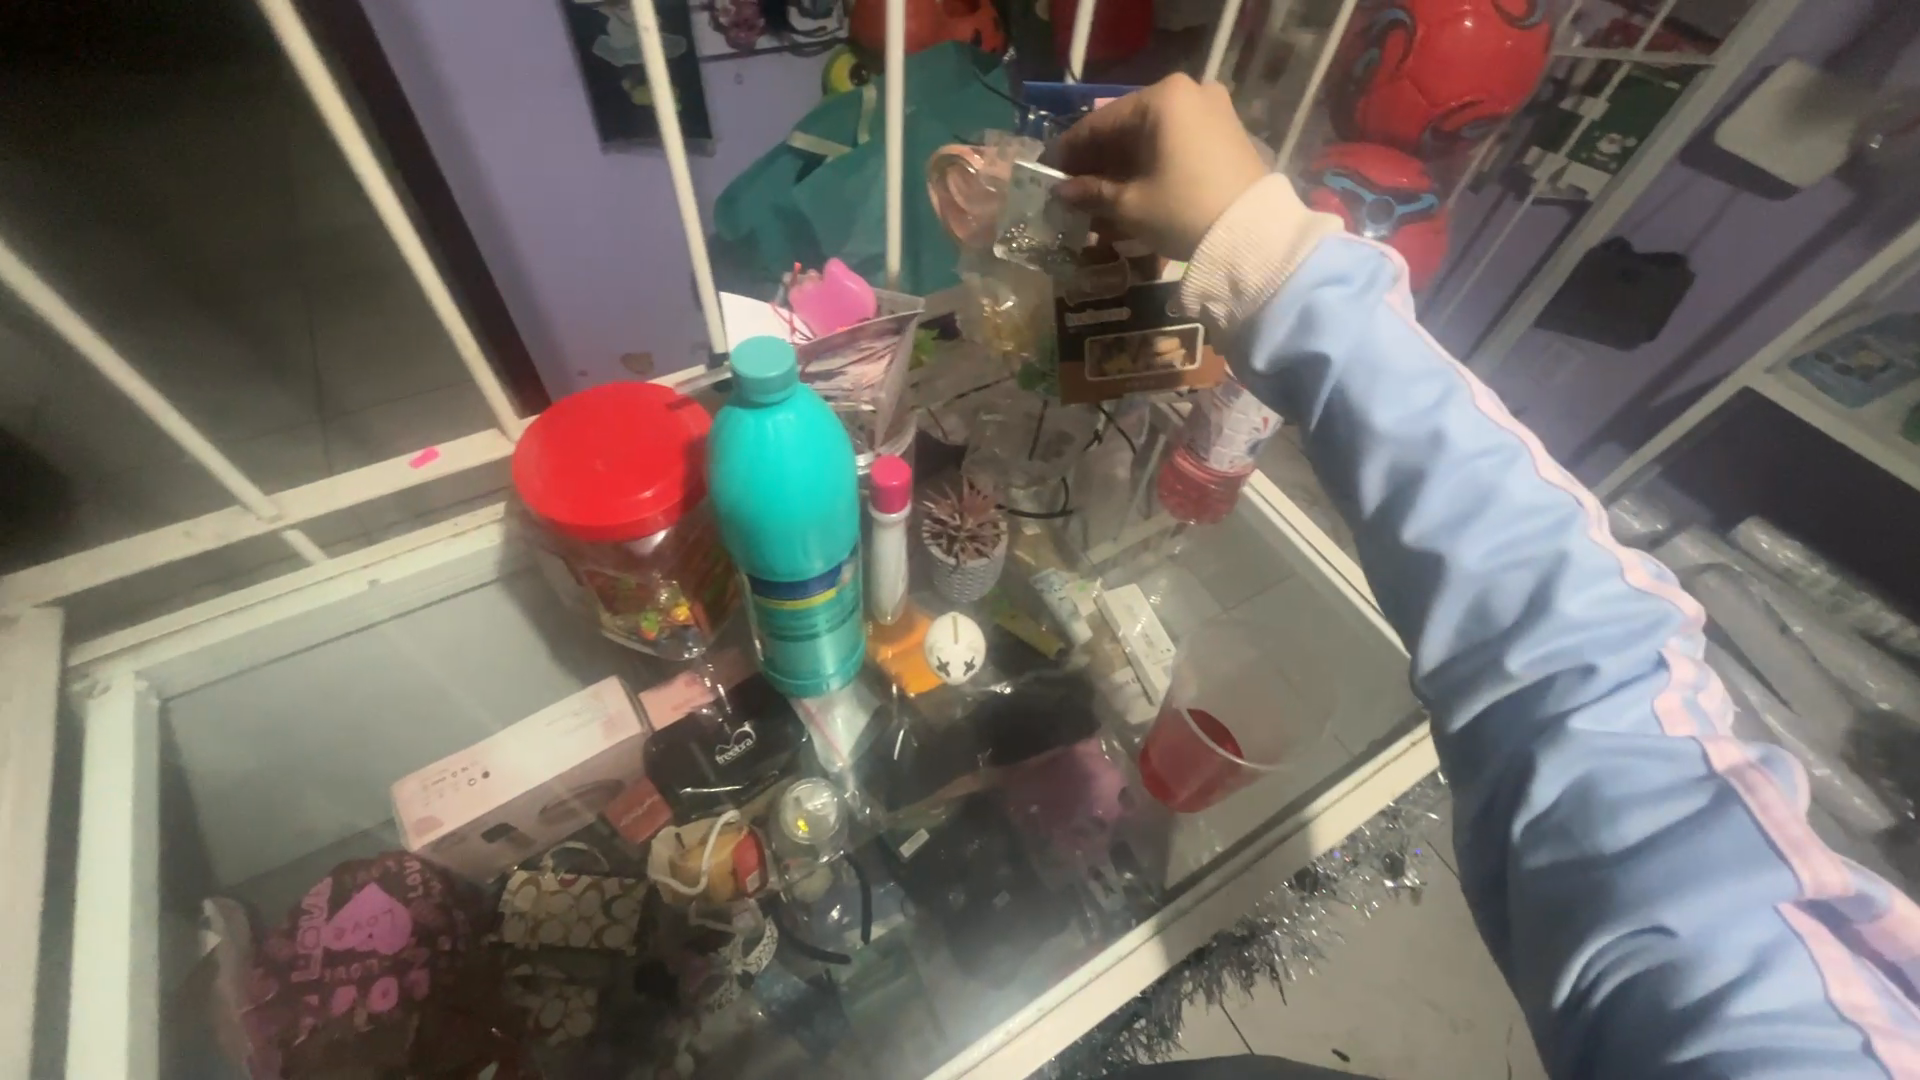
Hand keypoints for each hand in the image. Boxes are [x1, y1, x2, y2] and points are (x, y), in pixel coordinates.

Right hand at [1045, 74, 1268, 260]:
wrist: (1251, 235)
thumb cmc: (1182, 211)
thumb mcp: (1129, 205)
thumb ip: (1090, 193)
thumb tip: (1060, 192)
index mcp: (1162, 98)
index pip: (1101, 122)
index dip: (1070, 151)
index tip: (1048, 172)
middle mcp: (1188, 93)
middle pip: (1127, 129)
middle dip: (1098, 163)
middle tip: (1071, 190)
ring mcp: (1211, 112)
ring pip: (1151, 140)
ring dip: (1121, 169)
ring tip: (1096, 200)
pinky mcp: (1224, 135)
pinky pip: (1174, 147)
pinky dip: (1149, 168)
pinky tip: (1130, 194)